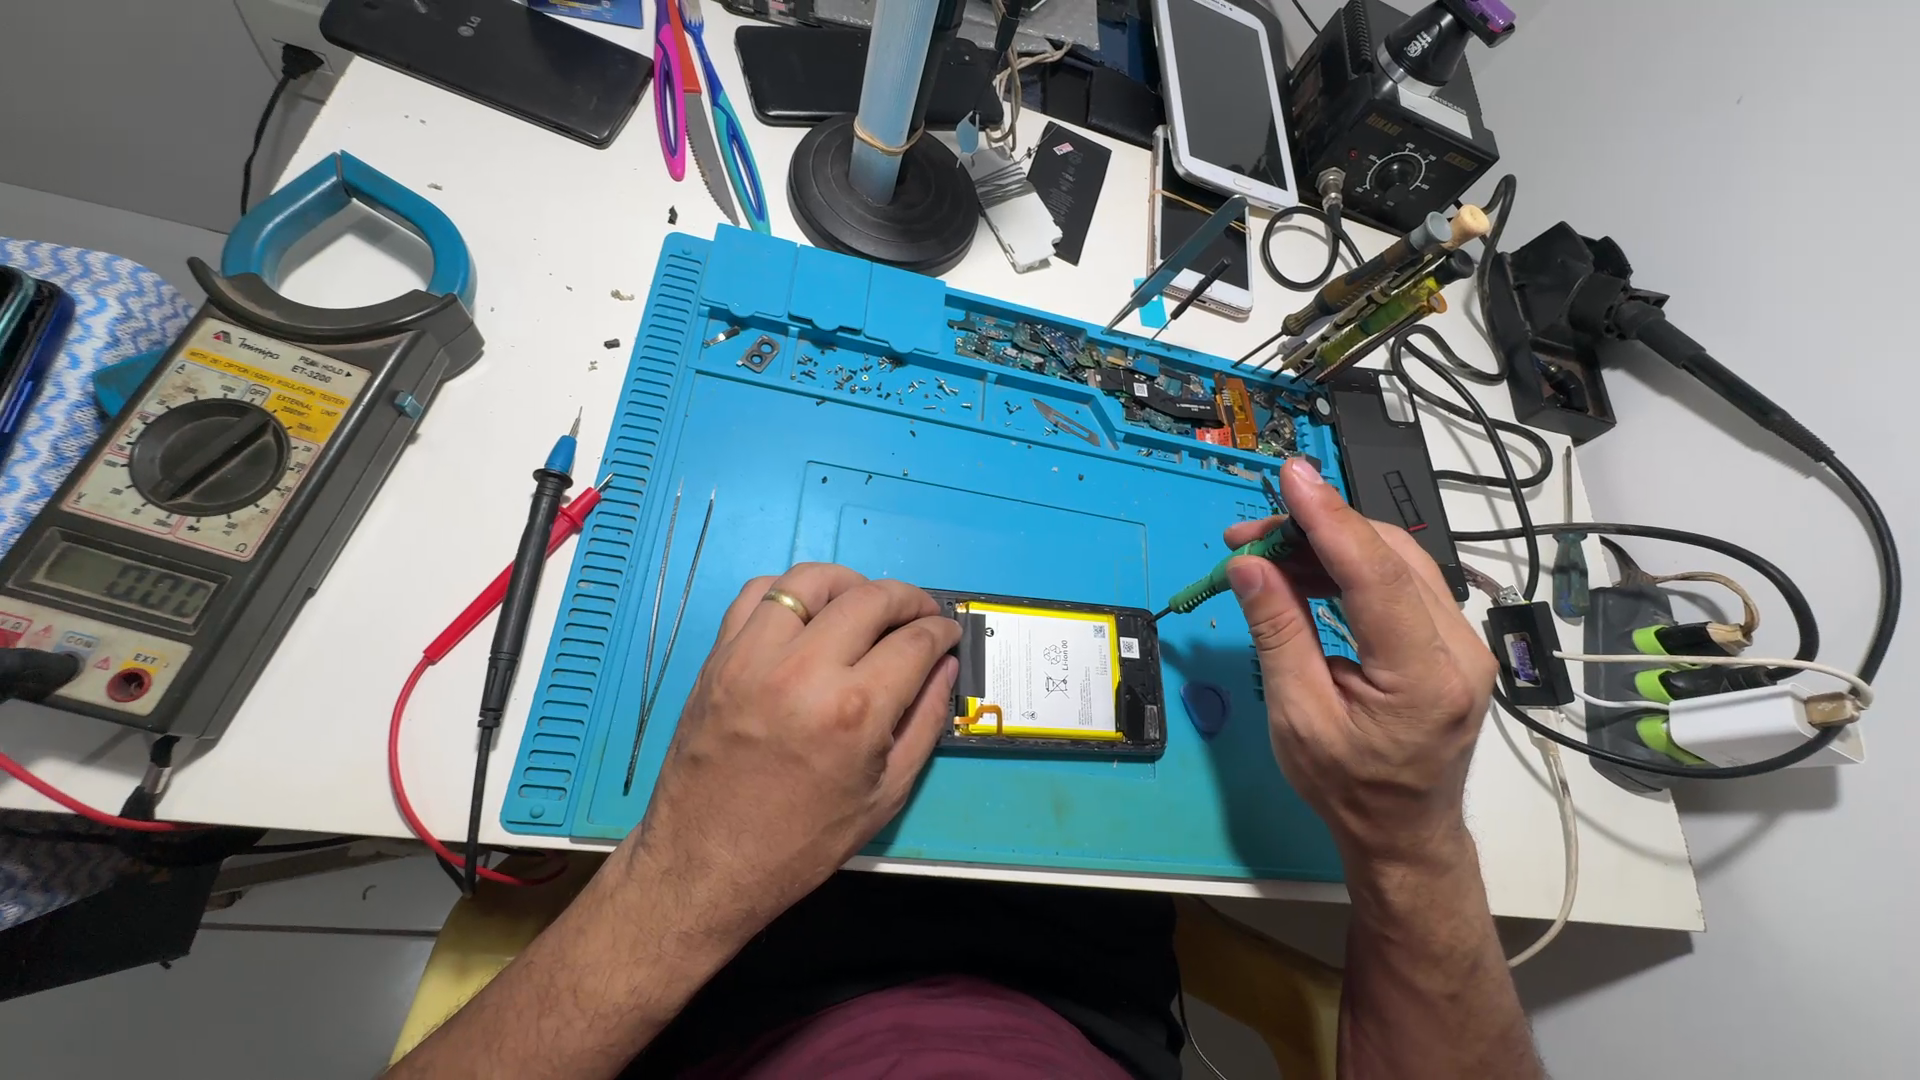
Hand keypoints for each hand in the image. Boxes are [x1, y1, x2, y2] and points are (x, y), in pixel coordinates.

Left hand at [623, 564, 960, 937]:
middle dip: (909, 598)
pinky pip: (755, 594)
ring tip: (865, 604)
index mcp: (854, 711)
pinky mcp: (719, 658)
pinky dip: (790, 591)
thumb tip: (945, 665)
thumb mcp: (886, 794)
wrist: (705, 866)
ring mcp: (753, 657)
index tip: (948, 632)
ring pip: (810, 580)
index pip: (914, 642)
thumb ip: (925, 721)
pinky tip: (808, 614)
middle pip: (870, 598)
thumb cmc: (804, 842)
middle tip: (920, 613)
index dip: (941, 630)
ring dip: (851, 584)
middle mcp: (804, 670)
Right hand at [1227, 457, 1497, 865]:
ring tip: (1264, 551)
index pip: (1378, 577)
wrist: (1403, 832)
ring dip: (1328, 544)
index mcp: (1426, 677)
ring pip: (1396, 560)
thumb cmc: (1346, 786)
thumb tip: (1249, 565)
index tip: (1292, 478)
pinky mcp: (1446, 639)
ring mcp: (1460, 640)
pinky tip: (1302, 571)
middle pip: (1391, 556)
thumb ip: (1278, 633)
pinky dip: (1346, 566)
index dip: (1331, 521)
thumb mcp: (1297, 716)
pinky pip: (1397, 581)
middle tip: (1249, 534)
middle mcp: (1458, 648)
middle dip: (1318, 529)